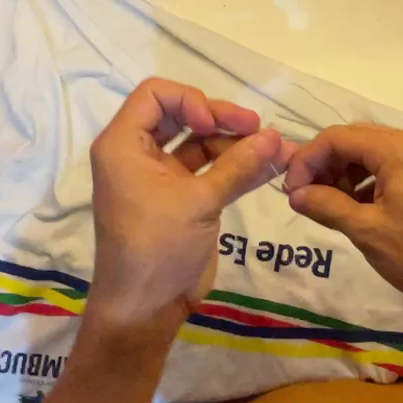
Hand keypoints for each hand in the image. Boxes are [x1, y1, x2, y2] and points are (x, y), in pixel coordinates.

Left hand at [88, 78, 284, 329]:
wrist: (147, 307)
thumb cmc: (157, 247)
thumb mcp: (199, 201)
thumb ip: (238, 166)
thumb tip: (275, 137)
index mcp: (125, 145)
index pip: (156, 95)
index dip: (190, 100)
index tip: (214, 124)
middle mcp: (141, 155)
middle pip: (184, 116)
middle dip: (222, 120)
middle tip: (259, 129)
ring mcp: (165, 178)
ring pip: (203, 145)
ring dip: (238, 145)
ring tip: (278, 150)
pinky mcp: (186, 200)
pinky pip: (213, 172)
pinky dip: (239, 168)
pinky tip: (272, 167)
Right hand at [282, 124, 402, 312]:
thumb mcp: (367, 231)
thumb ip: (327, 206)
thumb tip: (294, 194)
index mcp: (399, 150)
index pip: (339, 137)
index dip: (308, 159)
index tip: (290, 189)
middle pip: (355, 140)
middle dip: (325, 164)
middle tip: (304, 196)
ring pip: (372, 154)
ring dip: (344, 173)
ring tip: (327, 205)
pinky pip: (389, 167)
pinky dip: (366, 182)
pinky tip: (353, 208)